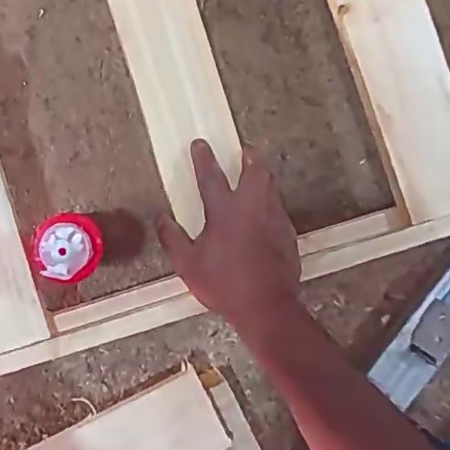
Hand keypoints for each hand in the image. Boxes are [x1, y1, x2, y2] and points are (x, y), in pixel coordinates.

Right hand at [158, 140, 303, 330]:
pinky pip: (278, 209)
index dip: (203, 158)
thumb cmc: (225, 286)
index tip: (200, 144)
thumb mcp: (188, 266)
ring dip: (262, 177)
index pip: (211, 177)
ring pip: (270, 187)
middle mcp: (252, 208)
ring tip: (255, 177)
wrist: (267, 305)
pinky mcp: (288, 232)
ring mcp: (274, 219)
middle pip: (255, 171)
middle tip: (245, 151)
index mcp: (224, 213)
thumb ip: (172, 238)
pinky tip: (264, 213)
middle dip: (250, 157)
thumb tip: (161, 219)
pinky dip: (270, 203)